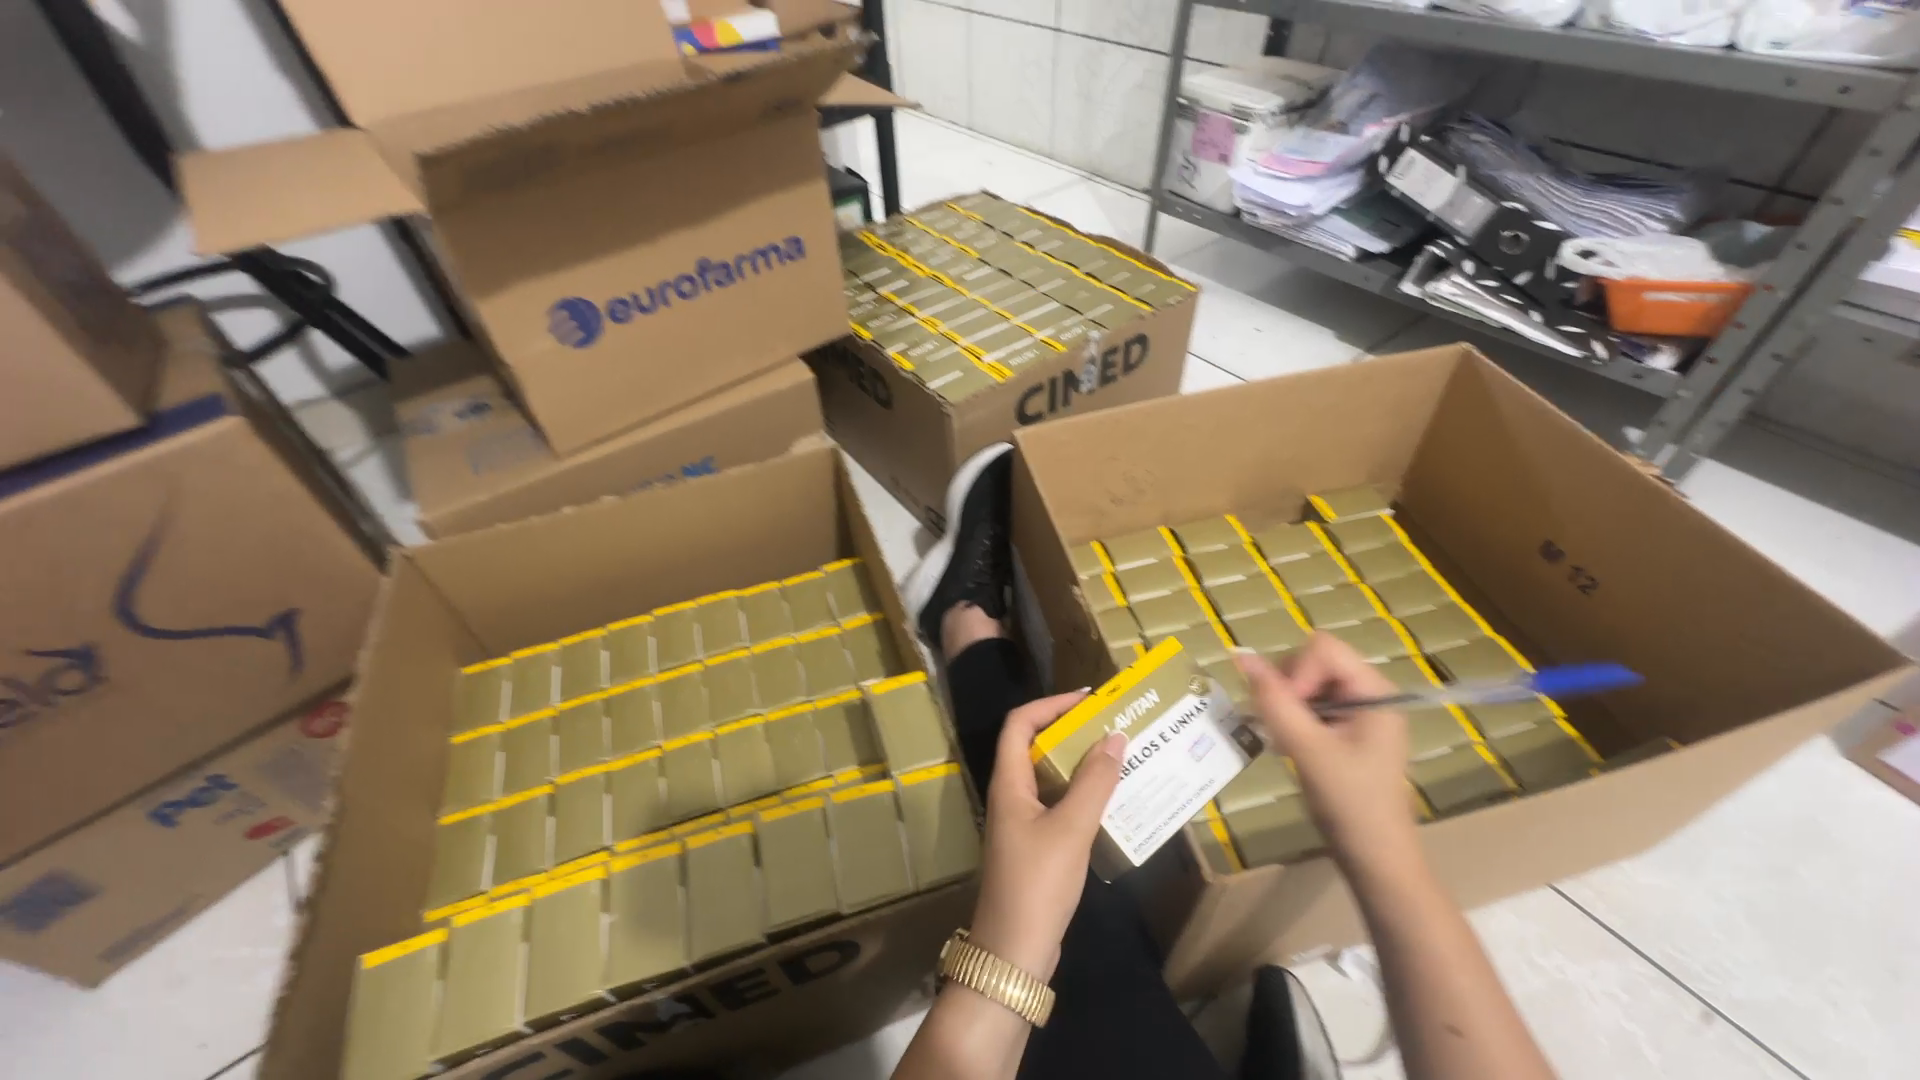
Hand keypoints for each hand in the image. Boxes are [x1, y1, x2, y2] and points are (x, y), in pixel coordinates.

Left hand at [967, 690, 1124, 982]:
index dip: (1050, 704)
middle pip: (1035, 747)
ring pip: (1050, 779)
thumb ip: (1094, 782)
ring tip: (1122, 758)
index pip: (1020, 724)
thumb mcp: (1071, 828)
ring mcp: (1021, 823)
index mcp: (1008, 783)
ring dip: (1081, 766)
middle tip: (1114, 726)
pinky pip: (1059, 807)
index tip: (1088, 699)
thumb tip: (1115, 736)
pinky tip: (1113, 803)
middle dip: (1072, 732)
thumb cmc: (1038, 882)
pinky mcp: (1034, 846)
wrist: (1014, 951)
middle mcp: (1011, 796)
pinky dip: (1083, 797)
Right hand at [1234, 635, 1416, 866]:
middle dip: (1288, 688)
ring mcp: (1357, 713)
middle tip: (1281, 728)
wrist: (1375, 859)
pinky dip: (1290, 719)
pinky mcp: (1344, 731)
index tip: (1289, 714)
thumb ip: (1274, 701)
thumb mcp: (1308, 749)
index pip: (1322, 649)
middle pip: (1313, 661)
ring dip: (1285, 705)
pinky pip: (1308, 705)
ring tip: (1284, 740)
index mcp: (1374, 691)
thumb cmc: (1350, 803)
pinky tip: (1288, 745)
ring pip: (1305, 683)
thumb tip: (1239, 654)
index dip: (1296, 672)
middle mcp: (1368, 694)